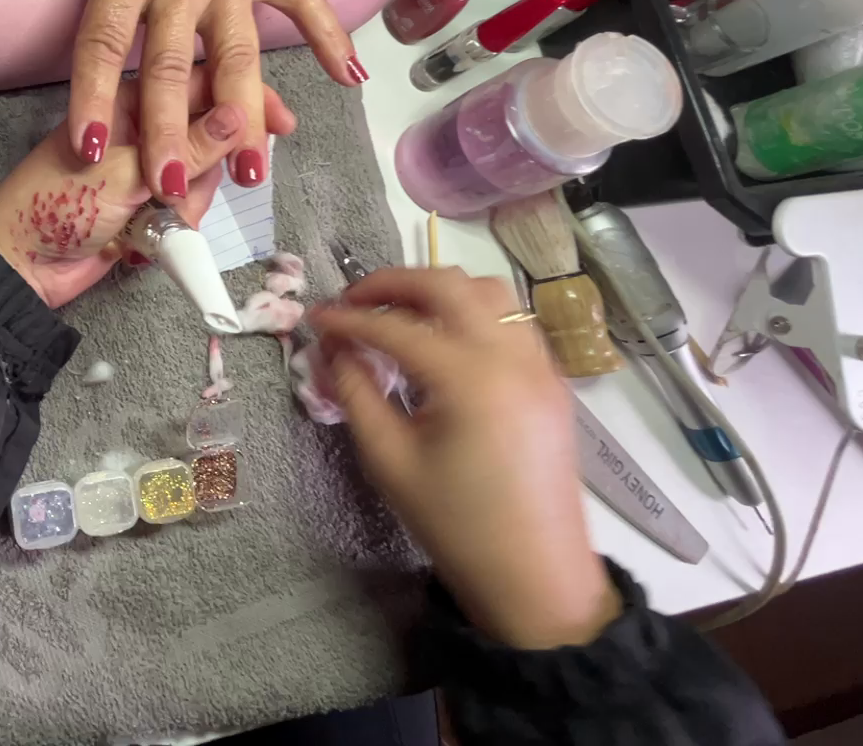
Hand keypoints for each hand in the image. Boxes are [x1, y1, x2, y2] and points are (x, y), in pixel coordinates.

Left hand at [0, 0, 362, 203]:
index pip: (107, 38)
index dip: (93, 96)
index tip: (90, 150)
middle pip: (177, 66)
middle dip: (174, 132)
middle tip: (175, 190)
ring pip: (242, 53)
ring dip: (249, 114)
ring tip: (254, 171)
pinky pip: (304, 0)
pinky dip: (330, 36)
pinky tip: (348, 80)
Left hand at [0, 74, 296, 307]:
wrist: (19, 265)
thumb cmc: (58, 203)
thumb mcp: (123, 173)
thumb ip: (185, 149)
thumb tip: (242, 114)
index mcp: (128, 104)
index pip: (198, 88)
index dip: (243, 103)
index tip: (282, 123)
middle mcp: (140, 131)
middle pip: (207, 135)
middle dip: (216, 166)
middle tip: (210, 192)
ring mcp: (142, 171)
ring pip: (198, 176)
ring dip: (194, 201)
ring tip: (171, 224)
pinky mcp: (142, 209)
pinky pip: (181, 208)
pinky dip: (179, 225)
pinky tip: (164, 238)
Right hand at [308, 268, 621, 649]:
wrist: (536, 578)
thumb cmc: (454, 524)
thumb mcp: (388, 458)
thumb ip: (355, 390)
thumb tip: (332, 347)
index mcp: (469, 379)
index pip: (394, 326)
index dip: (347, 318)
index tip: (314, 317)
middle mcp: (511, 357)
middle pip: (446, 285)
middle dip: (391, 283)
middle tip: (352, 302)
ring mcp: (538, 365)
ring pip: (486, 291)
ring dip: (435, 291)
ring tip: (396, 314)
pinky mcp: (549, 380)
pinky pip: (508, 318)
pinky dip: (468, 311)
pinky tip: (439, 339)